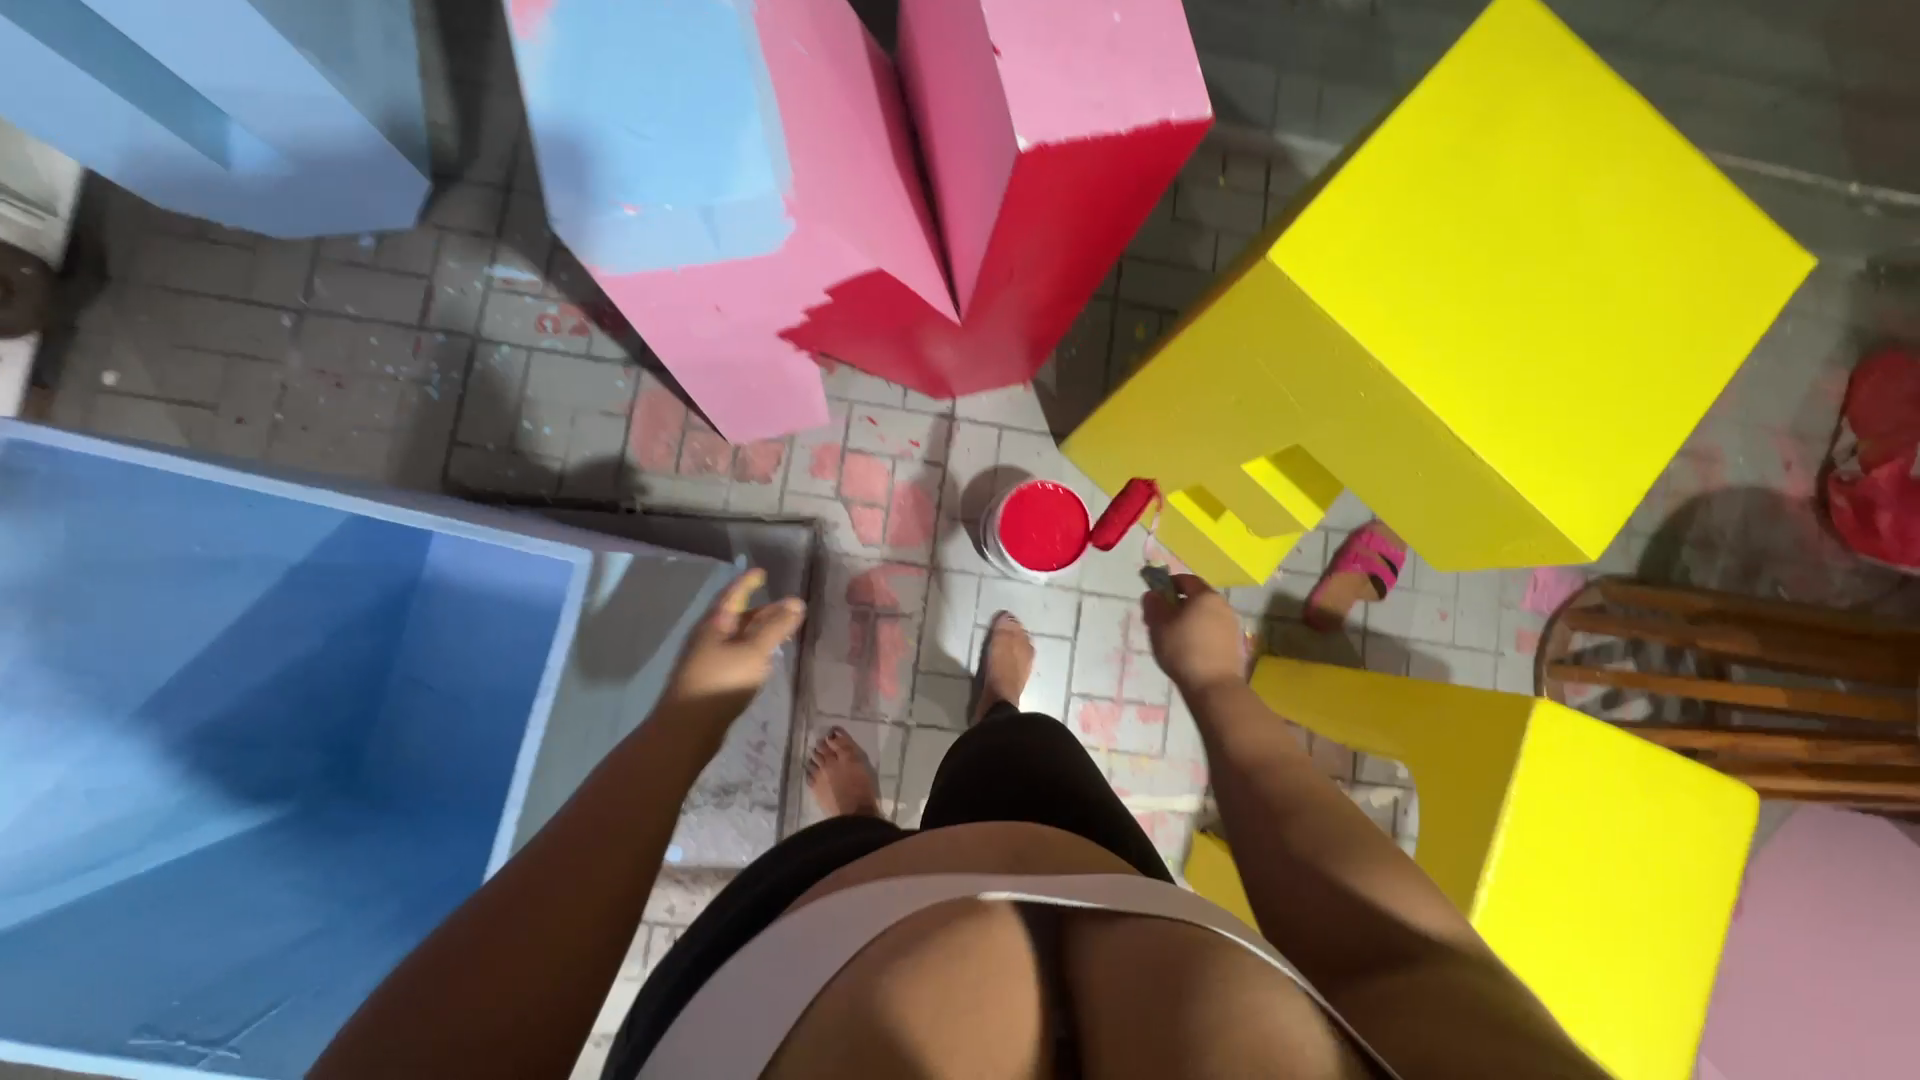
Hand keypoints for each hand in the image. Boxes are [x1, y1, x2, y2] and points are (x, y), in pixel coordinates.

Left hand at [661, 569, 806, 723]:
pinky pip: (735, 655)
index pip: (733, 594)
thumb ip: (776, 627)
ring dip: (757, 632)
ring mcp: (706, 659)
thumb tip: (796, 602)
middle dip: (760, 610)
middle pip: (736, 616)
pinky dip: (752, 651)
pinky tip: (763, 662)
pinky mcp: (710, 680)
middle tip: (785, 608)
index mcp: (714, 624)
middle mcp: (707, 637)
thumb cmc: (721, 682)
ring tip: (780, 633)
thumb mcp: (754, 651)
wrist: (686, 728)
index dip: (748, 582)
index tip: (762, 572)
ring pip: (736, 637)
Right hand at [1141, 574, 1245, 694]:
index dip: (1168, 584)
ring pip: (1204, 615)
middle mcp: (1222, 605)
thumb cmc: (1183, 649)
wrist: (1214, 686)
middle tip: (1160, 621)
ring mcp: (1231, 625)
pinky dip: (1199, 634)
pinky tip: (1188, 650)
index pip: (1185, 579)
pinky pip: (1212, 630)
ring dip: (1188, 621)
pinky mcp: (1234, 643)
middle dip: (1177, 605)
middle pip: (1196, 598)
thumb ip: (1154, 605)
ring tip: (1172, 638)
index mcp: (1205, 596)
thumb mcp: (1158, 625)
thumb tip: (1153, 594)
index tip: (1155, 598)